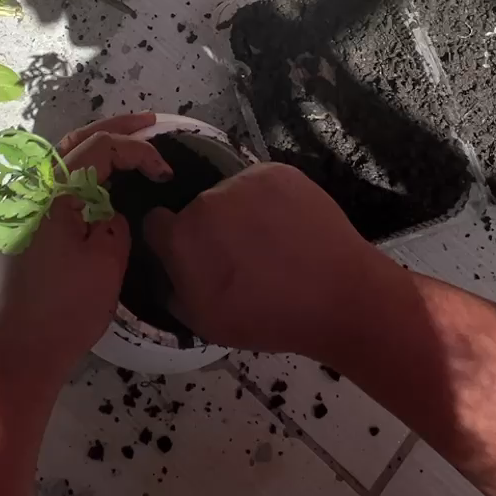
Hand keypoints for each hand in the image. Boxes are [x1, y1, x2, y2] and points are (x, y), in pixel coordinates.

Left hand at [0, 115, 170, 390]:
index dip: (138, 151)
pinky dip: (81, 169)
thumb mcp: (107, 260)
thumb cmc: (64, 310)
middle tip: (150, 123)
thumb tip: (110, 209)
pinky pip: (54, 182)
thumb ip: (115, 219)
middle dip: (115, 128)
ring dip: (96, 145)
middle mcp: (29, 189)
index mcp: (50, 191)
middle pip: (75, 140)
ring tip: (131, 140)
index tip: (166, 173)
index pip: (100, 148)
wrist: (17, 354)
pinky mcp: (22, 225)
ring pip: (61, 158)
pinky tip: (103, 176)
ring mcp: (20, 206)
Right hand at [142, 162, 394, 360]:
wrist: (339, 295)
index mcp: (183, 238)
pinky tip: (290, 225)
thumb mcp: (205, 324)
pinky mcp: (276, 171)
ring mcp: (243, 182)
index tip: (193, 254)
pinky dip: (270, 199)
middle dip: (211, 228)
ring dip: (240, 211)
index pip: (156, 223)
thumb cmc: (269, 317)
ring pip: (230, 193)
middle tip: (241, 255)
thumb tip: (167, 269)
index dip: (171, 239)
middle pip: (197, 209)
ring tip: (271, 241)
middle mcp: (206, 201)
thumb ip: (174, 290)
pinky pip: (260, 182)